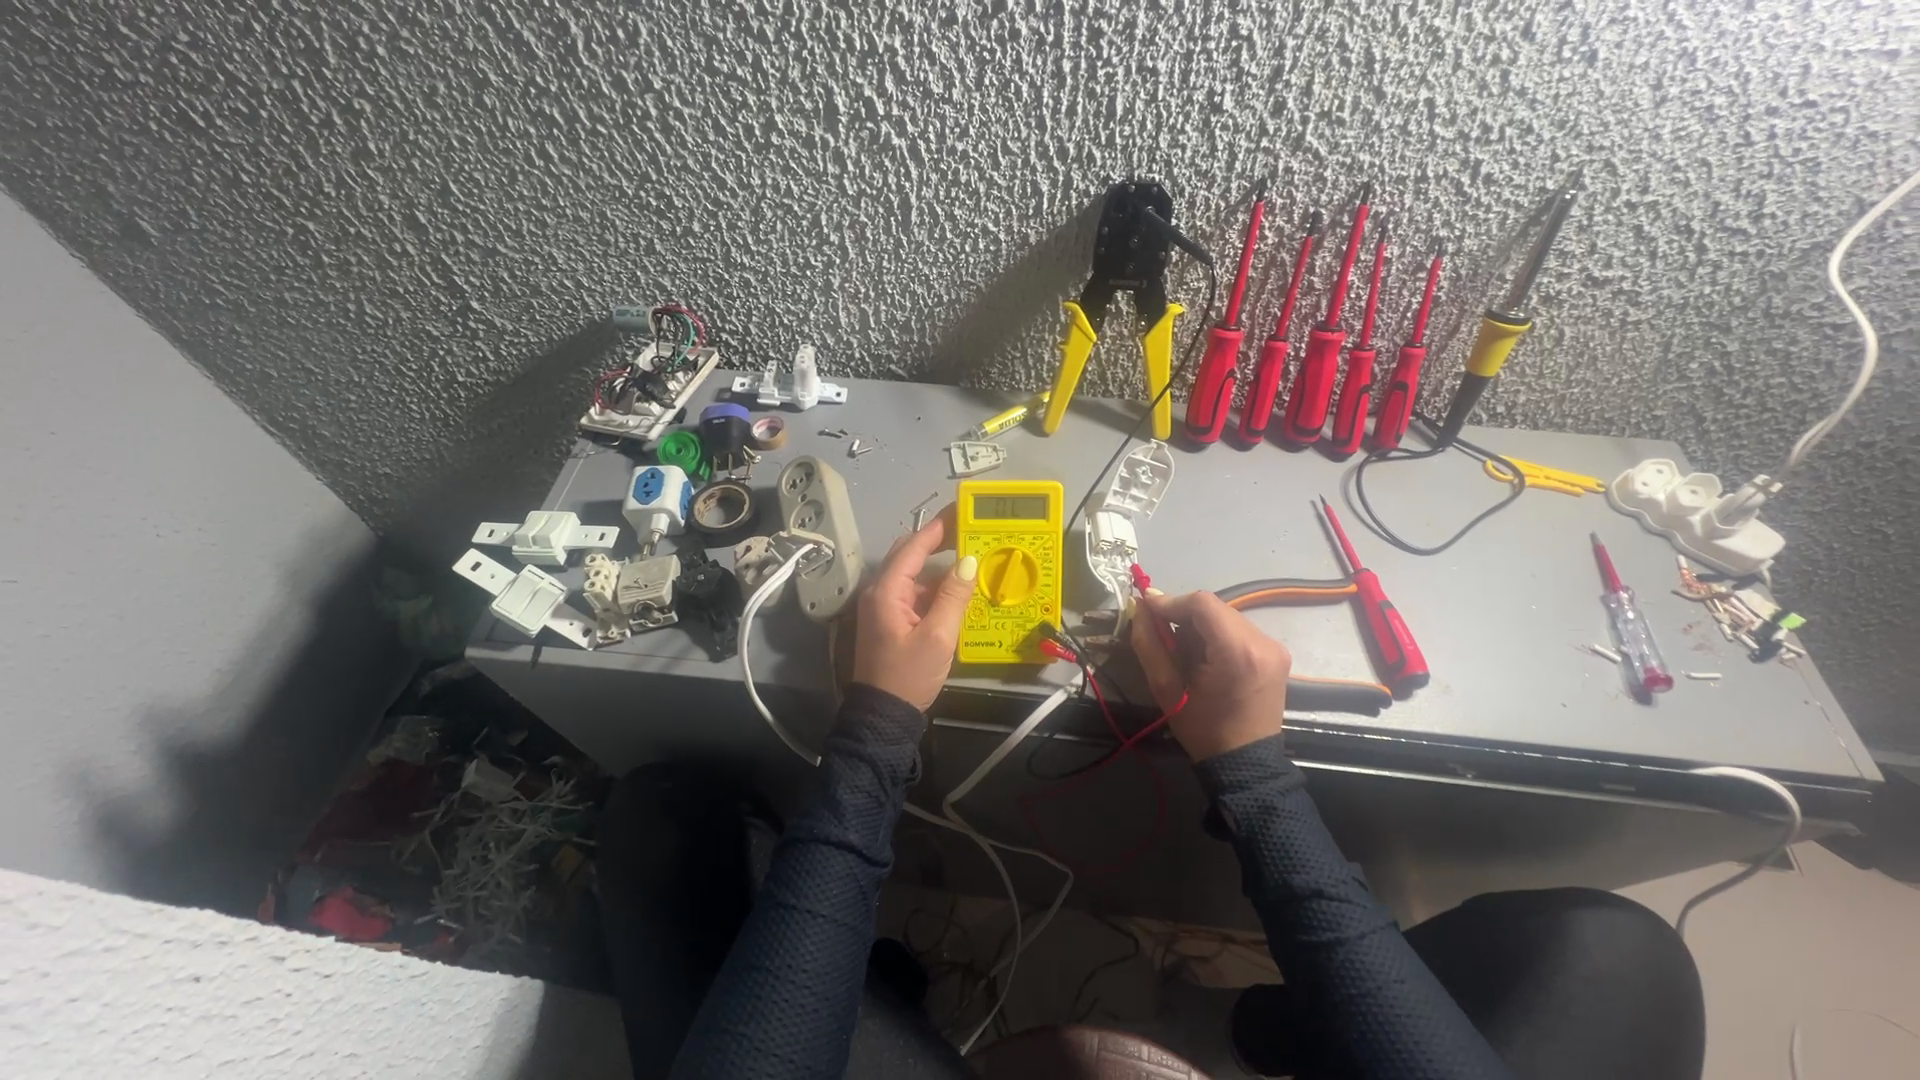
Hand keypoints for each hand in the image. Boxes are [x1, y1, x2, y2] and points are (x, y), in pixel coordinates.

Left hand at [851, 506, 978, 710]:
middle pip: (909, 555)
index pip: (913, 547)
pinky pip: (914, 594)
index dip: (938, 527)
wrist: (883, 715)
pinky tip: (958, 590)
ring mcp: (883, 607)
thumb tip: (969, 560)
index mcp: (886, 591)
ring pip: (913, 576)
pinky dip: (935, 588)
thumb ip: (953, 596)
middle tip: (969, 532)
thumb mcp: (938, 636)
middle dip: (938, 542)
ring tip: (972, 559)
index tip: (962, 512)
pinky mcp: (890, 621)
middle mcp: (880, 592)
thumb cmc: (908, 675)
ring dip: (939, 567)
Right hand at [1130, 591, 1290, 760]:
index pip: (1202, 603)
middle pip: (1215, 608)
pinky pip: (1239, 630)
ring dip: (1200, 627)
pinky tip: (1206, 658)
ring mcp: (1274, 646)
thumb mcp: (1167, 689)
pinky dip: (1217, 636)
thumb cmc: (1203, 729)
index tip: (1146, 611)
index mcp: (1237, 651)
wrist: (1246, 762)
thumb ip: (1150, 644)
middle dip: (1184, 616)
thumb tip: (1140, 609)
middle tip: (1161, 636)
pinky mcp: (1277, 652)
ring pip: (1226, 617)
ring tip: (1184, 653)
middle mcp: (1263, 641)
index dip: (1170, 602)